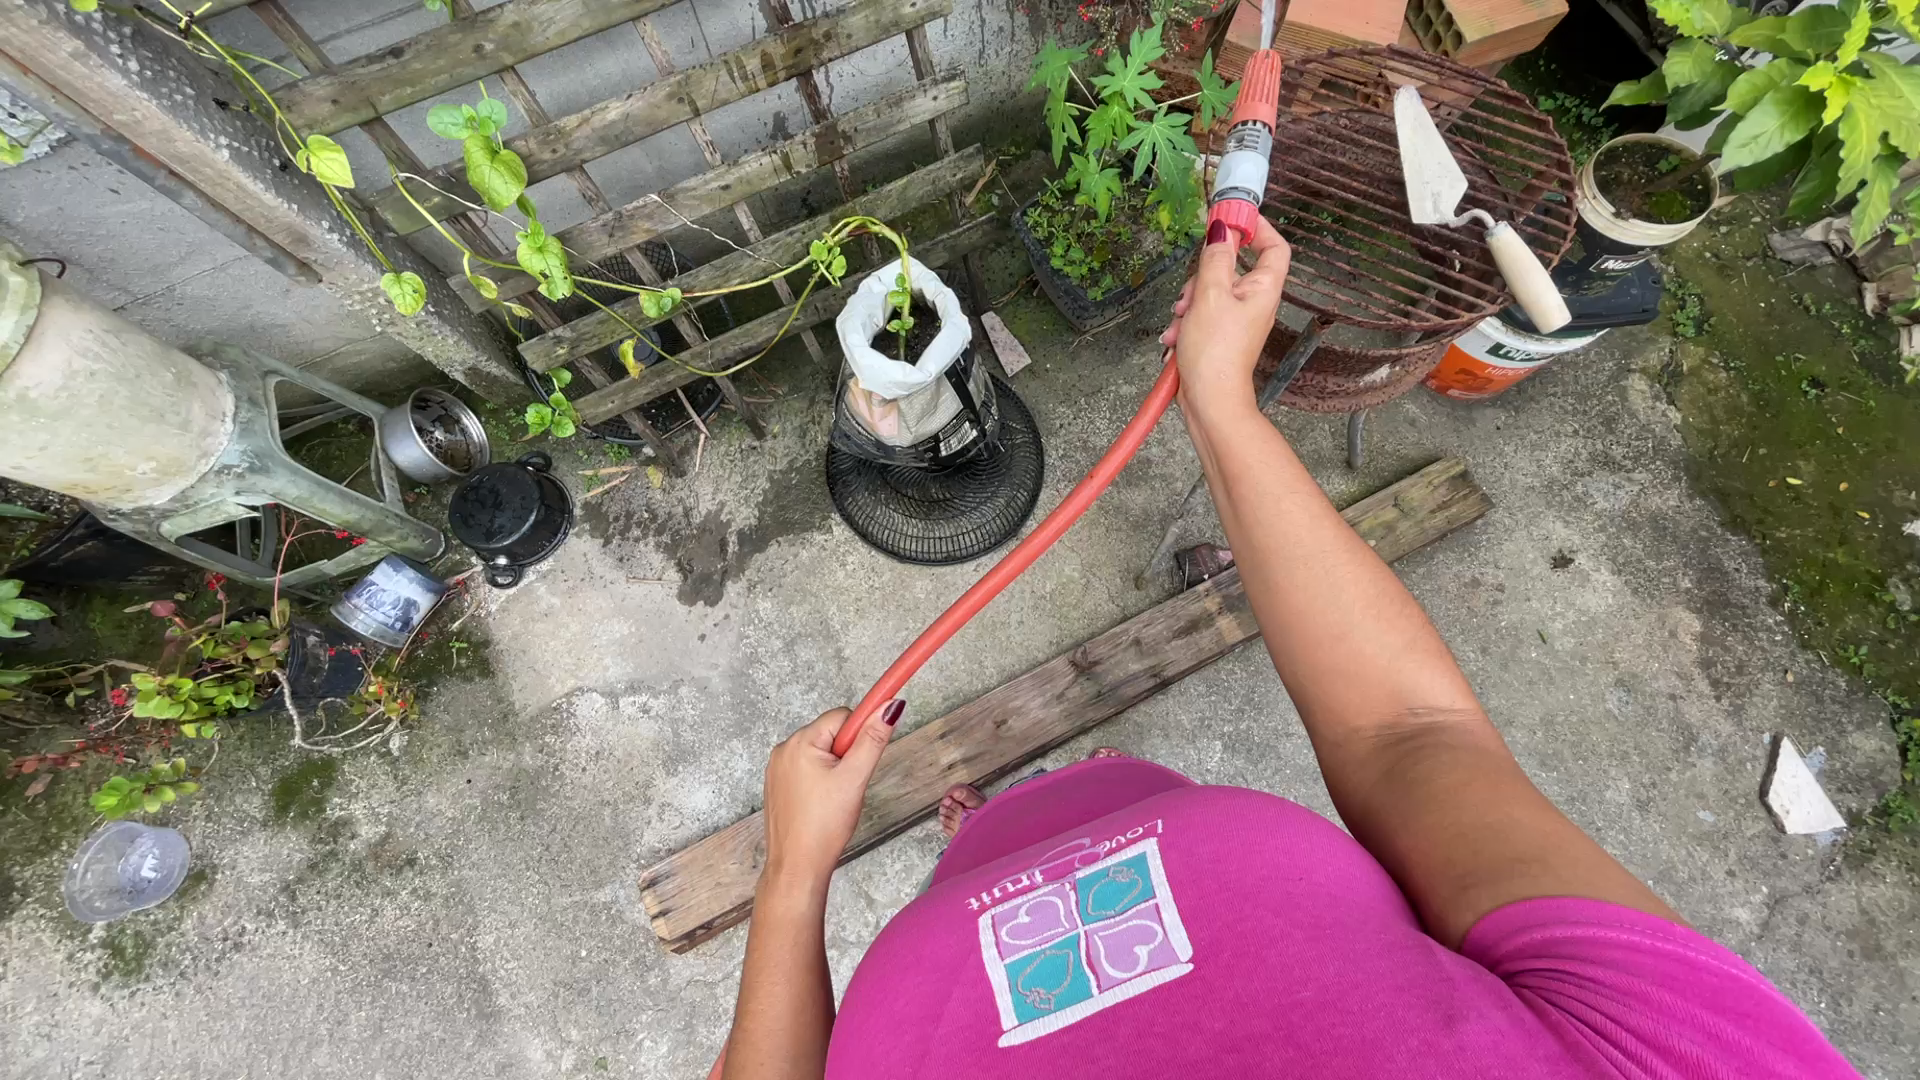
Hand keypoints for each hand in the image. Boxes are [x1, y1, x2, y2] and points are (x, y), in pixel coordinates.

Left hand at [759, 701, 901, 891]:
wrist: (797, 868)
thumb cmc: (822, 827)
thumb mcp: (855, 778)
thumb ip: (873, 739)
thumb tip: (889, 707)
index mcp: (800, 742)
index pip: (842, 717)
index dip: (860, 735)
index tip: (869, 751)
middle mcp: (784, 750)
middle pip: (831, 733)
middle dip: (847, 754)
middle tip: (849, 783)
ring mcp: (778, 768)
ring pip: (821, 752)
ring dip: (835, 767)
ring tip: (836, 797)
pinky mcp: (779, 784)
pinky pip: (808, 767)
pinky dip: (821, 779)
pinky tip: (824, 802)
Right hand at [1161, 215, 1290, 413]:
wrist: (1209, 401)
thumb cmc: (1215, 352)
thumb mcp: (1209, 296)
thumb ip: (1215, 258)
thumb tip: (1221, 229)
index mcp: (1263, 289)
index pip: (1273, 246)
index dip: (1257, 228)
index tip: (1232, 219)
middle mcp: (1253, 304)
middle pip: (1229, 271)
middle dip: (1201, 278)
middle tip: (1188, 293)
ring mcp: (1235, 322)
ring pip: (1208, 295)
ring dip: (1187, 306)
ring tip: (1178, 324)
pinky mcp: (1217, 338)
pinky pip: (1199, 319)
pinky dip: (1184, 325)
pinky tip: (1173, 340)